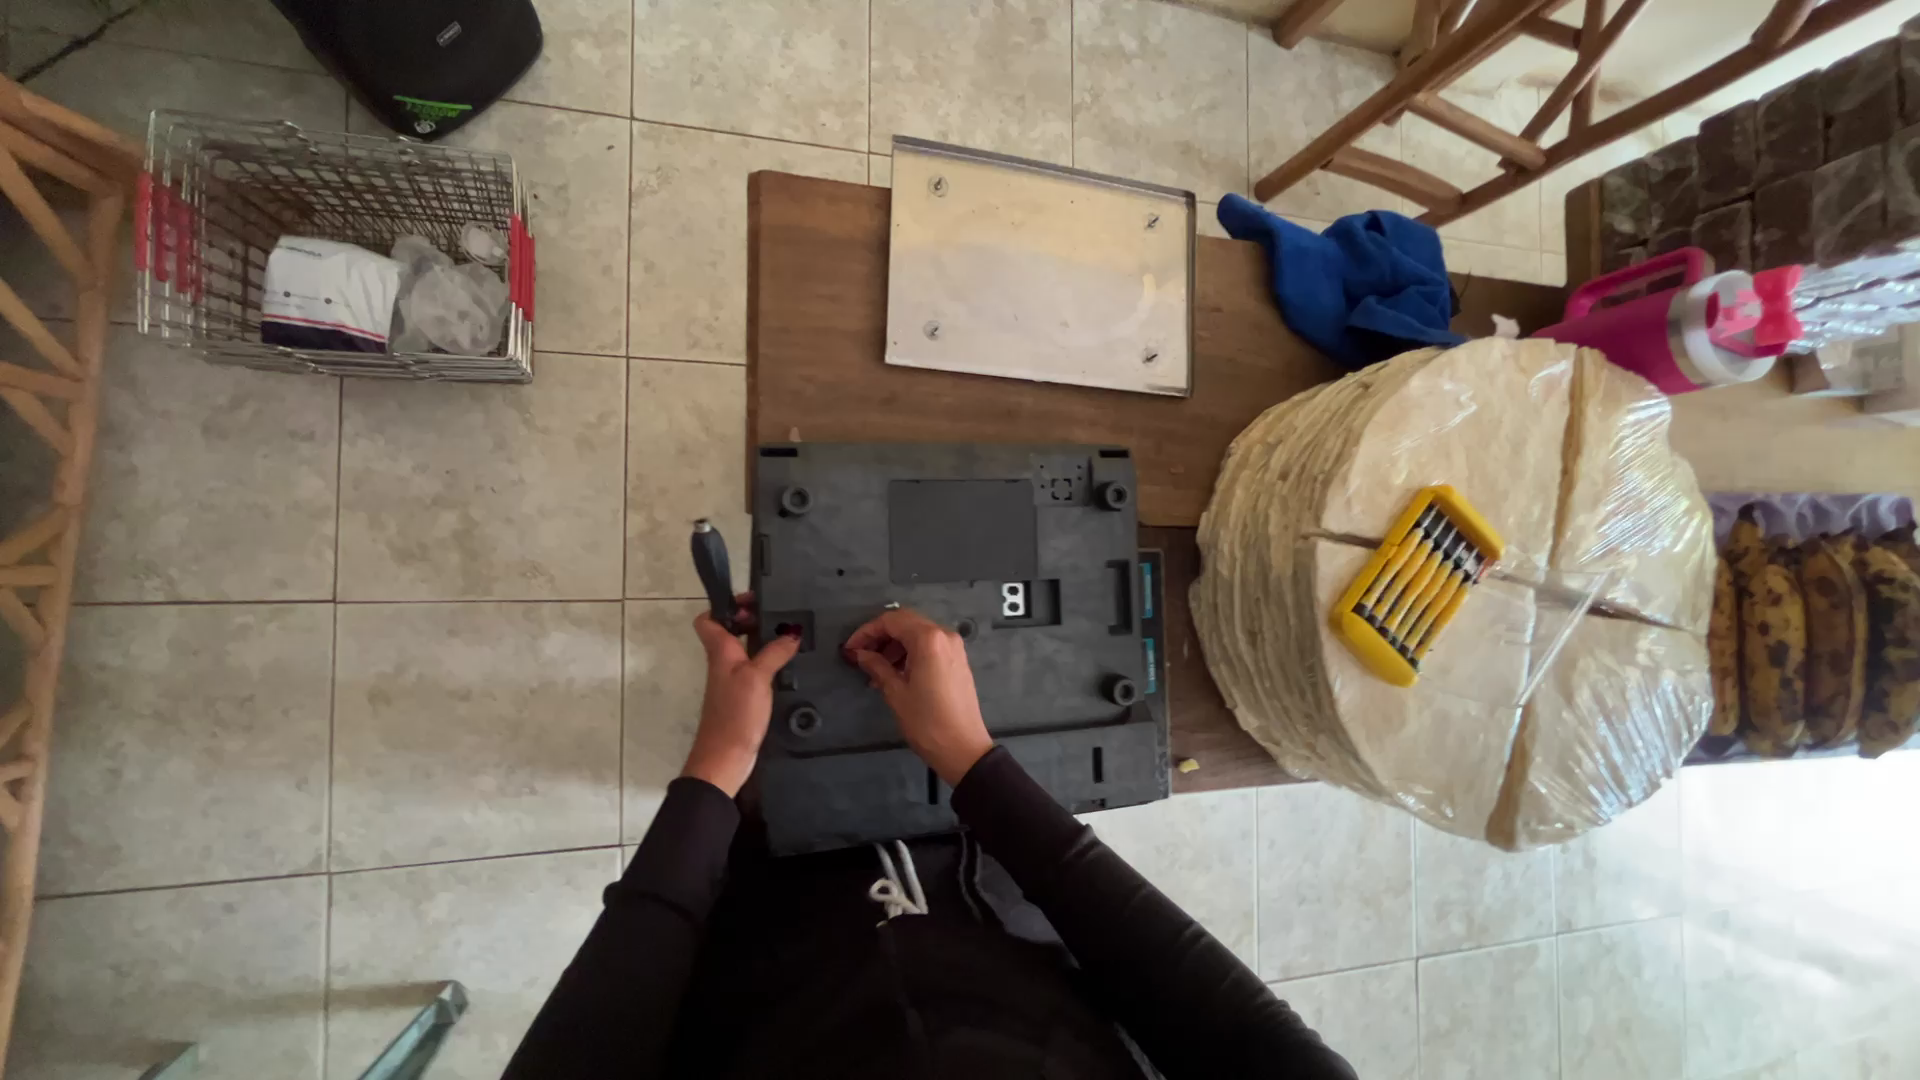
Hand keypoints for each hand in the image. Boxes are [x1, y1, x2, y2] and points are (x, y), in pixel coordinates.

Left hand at [683, 593, 800, 796]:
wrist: (725, 757)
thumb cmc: (736, 713)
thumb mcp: (758, 677)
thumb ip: (774, 652)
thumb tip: (792, 633)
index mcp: (720, 652)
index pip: (707, 620)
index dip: (722, 607)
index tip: (749, 602)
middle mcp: (722, 662)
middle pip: (728, 631)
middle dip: (748, 619)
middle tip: (776, 614)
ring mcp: (731, 680)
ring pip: (742, 649)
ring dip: (760, 639)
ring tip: (787, 633)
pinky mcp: (742, 696)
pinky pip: (753, 667)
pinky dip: (767, 660)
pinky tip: (786, 663)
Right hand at [844, 608, 992, 785]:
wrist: (962, 748)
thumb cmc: (926, 721)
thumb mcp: (896, 692)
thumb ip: (876, 666)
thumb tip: (860, 653)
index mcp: (928, 639)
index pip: (891, 621)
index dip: (866, 631)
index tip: (850, 648)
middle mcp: (944, 634)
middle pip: (905, 623)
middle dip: (880, 636)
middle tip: (860, 655)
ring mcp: (954, 646)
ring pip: (917, 634)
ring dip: (894, 645)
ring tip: (875, 670)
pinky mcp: (958, 659)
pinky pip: (929, 646)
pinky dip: (910, 653)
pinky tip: (895, 673)